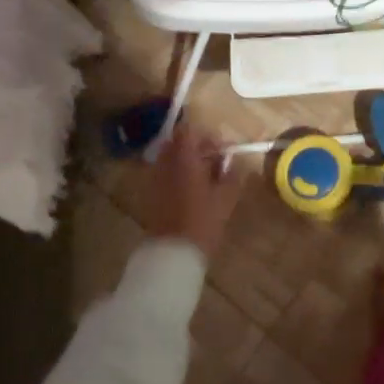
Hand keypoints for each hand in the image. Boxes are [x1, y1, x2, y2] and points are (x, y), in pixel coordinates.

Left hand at [140, 124, 239, 257]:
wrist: (172, 252)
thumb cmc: (203, 221)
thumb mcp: (226, 198)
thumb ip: (232, 174)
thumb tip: (234, 162)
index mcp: (184, 158)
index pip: (189, 131)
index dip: (206, 137)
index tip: (221, 151)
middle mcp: (165, 162)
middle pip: (178, 143)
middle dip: (196, 149)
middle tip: (214, 164)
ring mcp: (154, 178)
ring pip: (170, 159)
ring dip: (186, 163)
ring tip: (204, 181)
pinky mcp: (150, 193)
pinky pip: (164, 174)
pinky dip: (177, 176)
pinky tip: (192, 194)